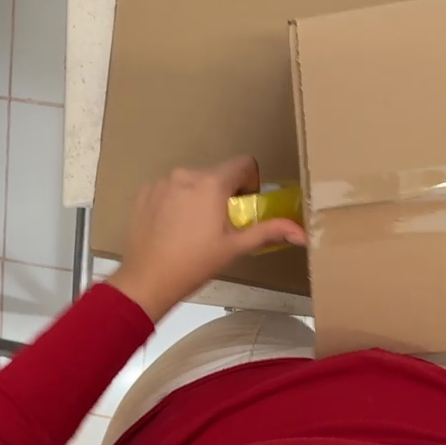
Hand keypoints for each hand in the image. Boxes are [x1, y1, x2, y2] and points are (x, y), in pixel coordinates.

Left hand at [108, 157, 306, 321]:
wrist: (148, 280)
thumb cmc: (194, 264)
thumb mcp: (235, 247)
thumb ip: (268, 232)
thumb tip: (301, 232)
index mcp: (211, 183)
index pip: (243, 163)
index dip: (250, 182)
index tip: (243, 206)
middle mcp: (185, 174)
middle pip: (216, 174)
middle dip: (223, 194)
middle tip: (219, 226)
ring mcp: (161, 183)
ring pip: (191, 182)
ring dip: (199, 197)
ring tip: (194, 230)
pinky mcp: (144, 194)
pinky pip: (169, 190)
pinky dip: (175, 203)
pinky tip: (173, 229)